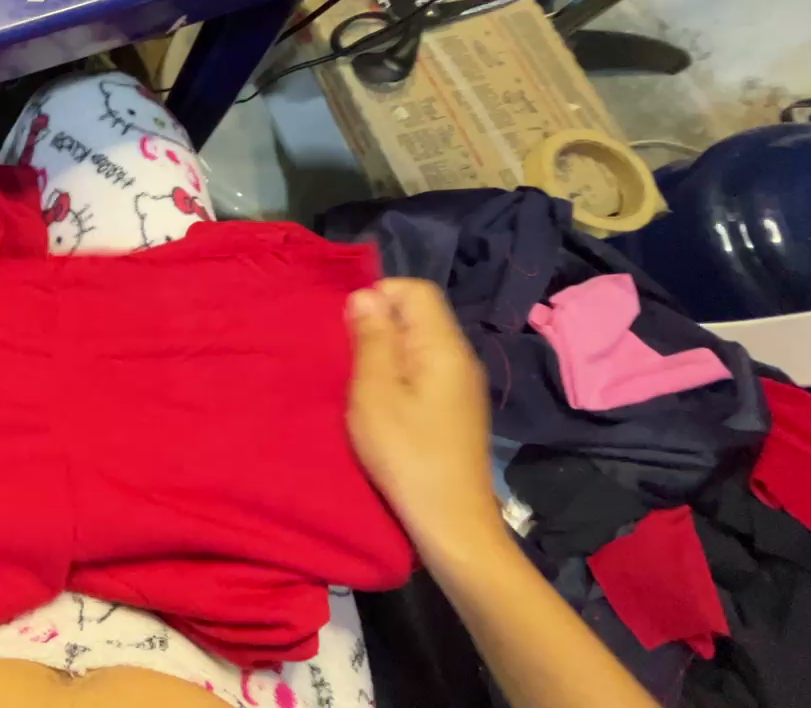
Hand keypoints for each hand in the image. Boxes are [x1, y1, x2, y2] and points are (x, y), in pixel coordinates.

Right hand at [346, 278, 505, 560]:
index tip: (350, 328)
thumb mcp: (375, 391)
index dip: (379, 296)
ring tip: (361, 380)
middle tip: (350, 357)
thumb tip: (365, 296)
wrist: (450, 520)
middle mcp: (458, 357)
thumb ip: (371, 338)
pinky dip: (397, 371)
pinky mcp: (454, 405)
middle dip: (379, 323)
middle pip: (419, 313)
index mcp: (442, 347)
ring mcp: (460, 383)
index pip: (416, 290)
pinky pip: (423, 366)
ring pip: (418, 341)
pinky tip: (381, 400)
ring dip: (385, 349)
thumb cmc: (406, 452)